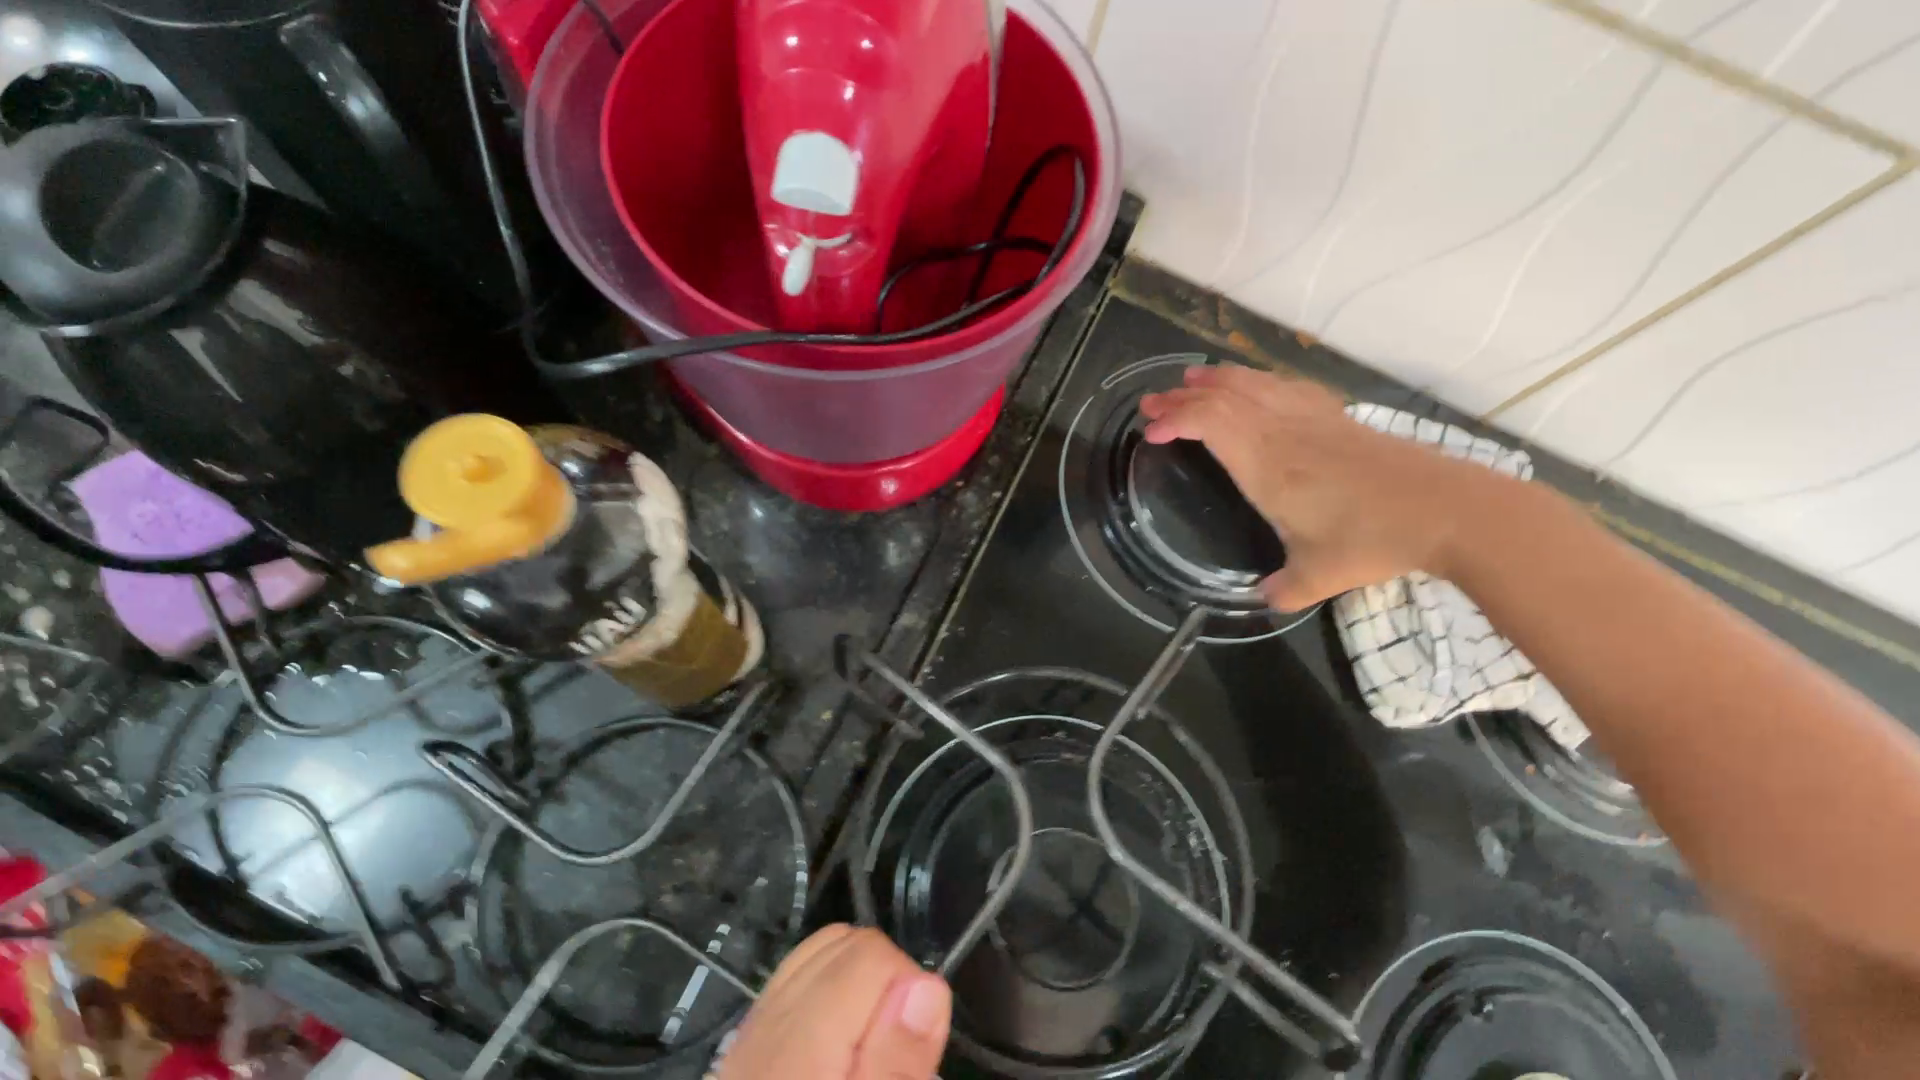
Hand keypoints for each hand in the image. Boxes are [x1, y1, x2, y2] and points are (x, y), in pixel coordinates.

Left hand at [716, 926, 949, 1079]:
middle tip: (898, 1046)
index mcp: (795, 1050)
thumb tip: (926, 983)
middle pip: (836, 943)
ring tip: (875, 1043)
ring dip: (854, 983)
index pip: (867, 952)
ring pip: (809, 957)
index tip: (920, 1037)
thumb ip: (896, 1062)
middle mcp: (760, 1030)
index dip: (909, 982)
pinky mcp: (738, 1053)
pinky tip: (840, 1044)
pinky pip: (785, 988)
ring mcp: (743, 1039)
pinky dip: (822, 996)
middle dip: (882, 978)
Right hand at [1139, 364, 1507, 608]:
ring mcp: (1311, 419)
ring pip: (1253, 383)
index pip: (1208, 423)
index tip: (1150, 431)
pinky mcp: (1337, 418)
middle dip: (1181, 397)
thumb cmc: (1373, 540)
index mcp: (1266, 466)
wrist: (1447, 509)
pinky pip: (1285, 386)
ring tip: (1193, 379)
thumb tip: (1264, 597)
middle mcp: (1282, 433)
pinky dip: (1257, 380)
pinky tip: (1256, 386)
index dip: (1173, 419)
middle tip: (1152, 403)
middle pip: (1222, 397)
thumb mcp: (1319, 577)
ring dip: (1216, 380)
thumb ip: (1284, 588)